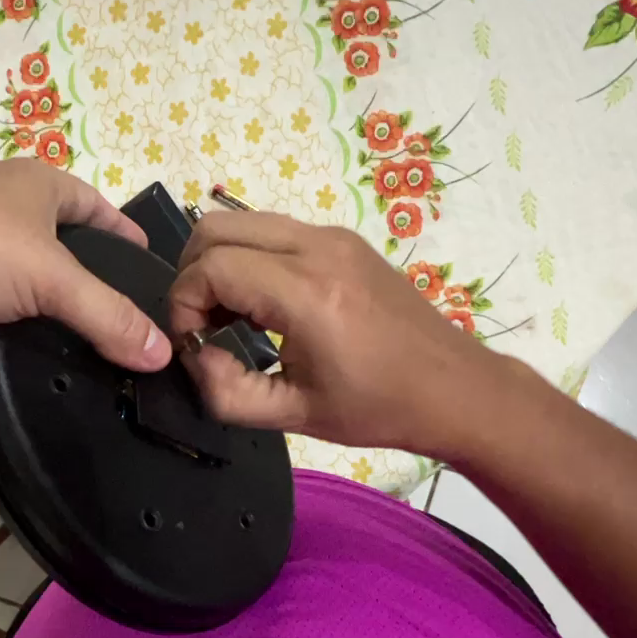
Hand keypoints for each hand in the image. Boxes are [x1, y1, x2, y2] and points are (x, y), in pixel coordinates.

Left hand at [0, 160, 170, 370]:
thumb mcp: (49, 274)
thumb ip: (108, 315)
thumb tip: (164, 353)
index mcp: (42, 187)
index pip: (104, 215)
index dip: (132, 247)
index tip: (161, 289)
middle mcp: (13, 217)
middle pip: (73, 261)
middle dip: (101, 297)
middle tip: (141, 345)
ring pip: (37, 297)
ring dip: (61, 325)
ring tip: (105, 367)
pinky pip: (6, 323)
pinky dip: (25, 343)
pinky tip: (51, 371)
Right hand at [170, 212, 543, 458]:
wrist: (453, 388)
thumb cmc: (375, 408)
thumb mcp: (292, 415)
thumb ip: (227, 393)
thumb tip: (195, 356)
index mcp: (308, 293)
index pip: (212, 267)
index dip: (183, 304)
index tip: (193, 344)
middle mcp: (318, 248)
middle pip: (216, 228)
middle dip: (191, 276)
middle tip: (202, 325)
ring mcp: (332, 236)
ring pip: (241, 221)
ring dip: (218, 265)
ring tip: (229, 318)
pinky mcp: (342, 239)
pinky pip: (270, 231)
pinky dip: (246, 260)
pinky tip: (261, 307)